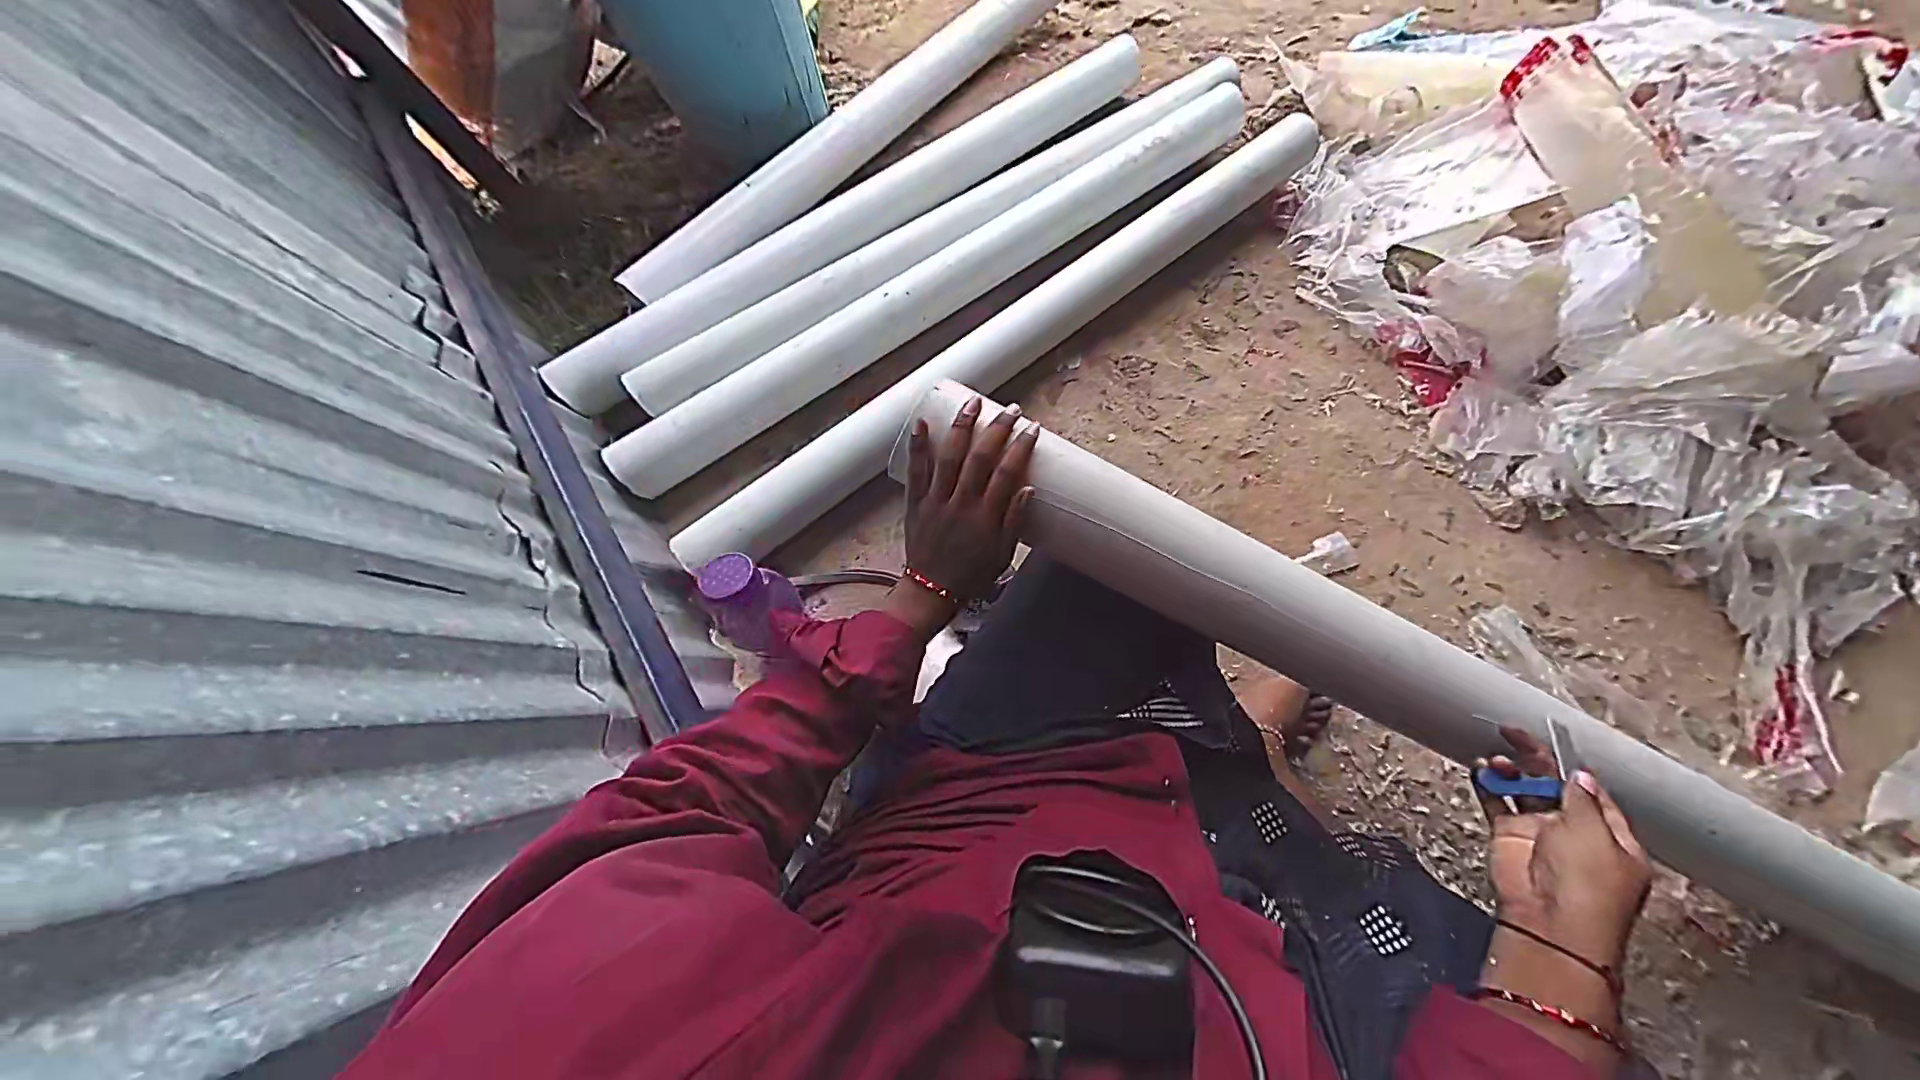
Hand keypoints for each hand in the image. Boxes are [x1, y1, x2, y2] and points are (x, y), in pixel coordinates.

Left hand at [885, 395, 1035, 638]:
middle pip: (980, 458)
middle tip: (1011, 410)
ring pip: (948, 456)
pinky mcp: (916, 503)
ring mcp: (935, 501)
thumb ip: (1014, 521)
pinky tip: (923, 423)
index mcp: (985, 518)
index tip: (1032, 429)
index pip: (1007, 473)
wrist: (931, 591)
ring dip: (962, 426)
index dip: (1021, 448)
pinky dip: (919, 446)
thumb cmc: (971, 575)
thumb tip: (1028, 488)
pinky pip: (916, 470)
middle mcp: (961, 504)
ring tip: (973, 402)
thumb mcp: (1002, 554)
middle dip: (997, 429)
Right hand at [1475, 726, 1651, 973]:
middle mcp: (1575, 830)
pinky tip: (1479, 768)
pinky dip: (1486, 783)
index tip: (1553, 740)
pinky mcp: (1509, 835)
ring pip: (1522, 789)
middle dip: (1535, 758)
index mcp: (1610, 834)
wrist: (1550, 919)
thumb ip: (1581, 798)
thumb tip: (1578, 775)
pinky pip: (1495, 801)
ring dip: (1510, 770)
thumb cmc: (1587, 886)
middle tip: (1513, 734)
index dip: (1572, 765)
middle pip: (1552, 784)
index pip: (1591, 790)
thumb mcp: (1594, 833)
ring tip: (1496, 759)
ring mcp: (1540, 832)